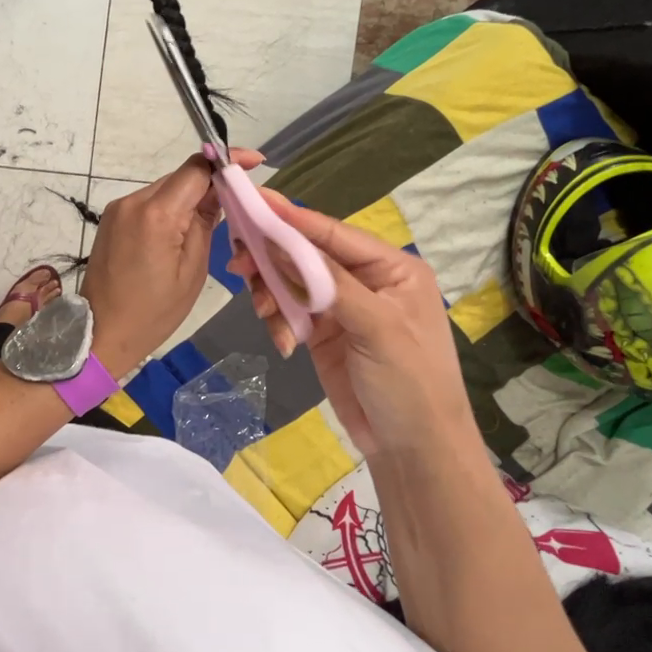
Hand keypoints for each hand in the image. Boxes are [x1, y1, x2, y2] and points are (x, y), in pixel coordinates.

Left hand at [81, 151, 262, 376]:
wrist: (103, 331)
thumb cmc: (154, 311)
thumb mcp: (193, 269)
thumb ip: (206, 222)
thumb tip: (219, 192)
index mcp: (156, 214)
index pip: (196, 168)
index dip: (227, 161)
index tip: (255, 162)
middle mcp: (132, 202)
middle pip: (180, 178)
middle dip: (211, 183)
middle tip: (241, 200)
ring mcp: (118, 209)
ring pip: (164, 189)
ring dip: (189, 197)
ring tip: (216, 217)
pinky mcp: (111, 219)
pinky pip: (148, 204)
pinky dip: (169, 209)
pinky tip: (184, 228)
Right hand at [229, 191, 475, 458]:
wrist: (412, 450)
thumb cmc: (410, 384)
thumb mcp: (376, 328)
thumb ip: (330, 282)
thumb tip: (284, 239)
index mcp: (392, 268)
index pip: (332, 233)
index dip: (290, 217)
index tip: (251, 200)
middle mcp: (366, 279)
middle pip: (304, 253)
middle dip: (271, 258)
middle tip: (238, 264)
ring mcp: (341, 305)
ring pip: (290, 279)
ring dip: (270, 292)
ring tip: (262, 311)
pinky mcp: (322, 330)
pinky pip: (287, 309)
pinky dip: (277, 320)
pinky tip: (282, 342)